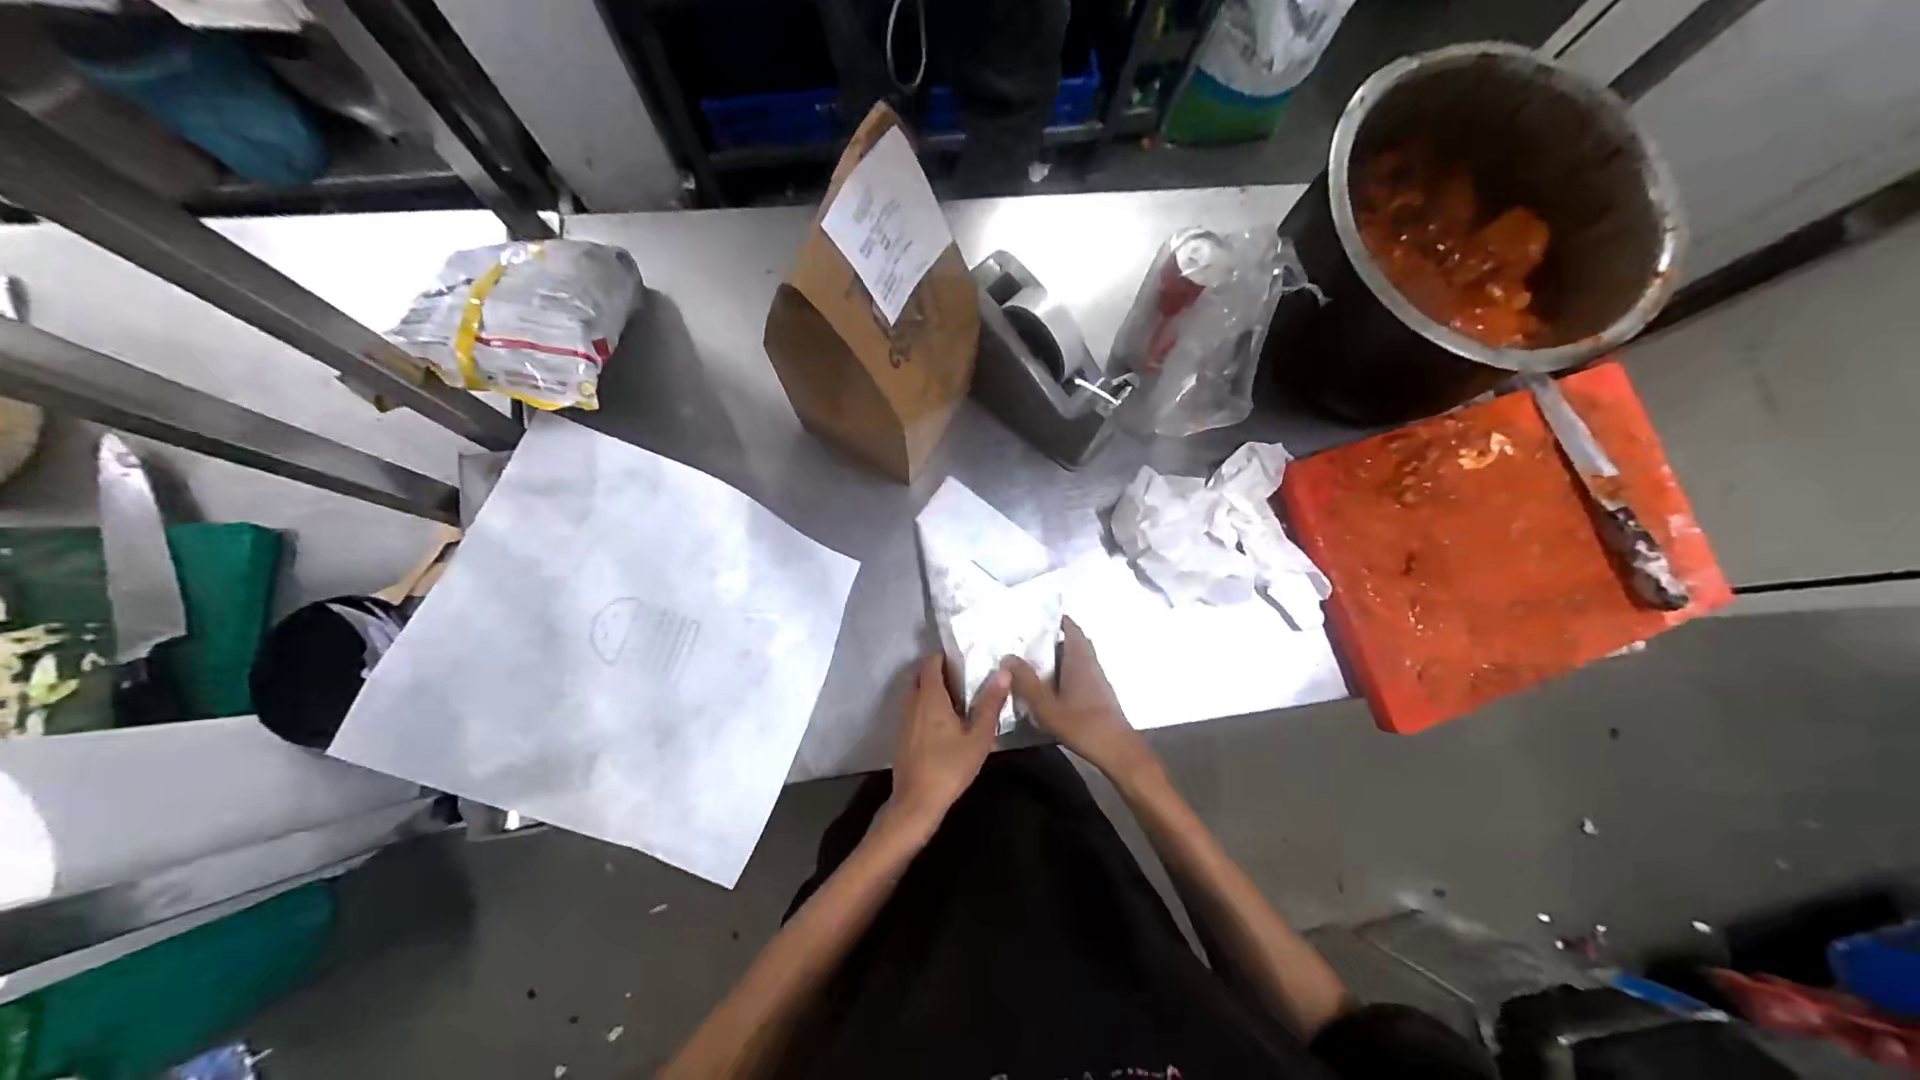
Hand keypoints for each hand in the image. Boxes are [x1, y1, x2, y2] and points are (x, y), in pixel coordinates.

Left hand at [889, 653, 1009, 828]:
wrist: (917, 802)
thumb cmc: (950, 767)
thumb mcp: (978, 737)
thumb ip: (990, 704)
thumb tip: (1004, 673)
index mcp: (930, 696)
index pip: (930, 662)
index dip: (944, 657)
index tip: (963, 660)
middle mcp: (912, 702)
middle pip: (921, 675)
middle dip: (938, 672)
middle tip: (963, 680)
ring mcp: (904, 719)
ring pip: (915, 693)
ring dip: (932, 690)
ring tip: (958, 700)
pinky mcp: (902, 735)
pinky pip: (913, 709)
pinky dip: (926, 706)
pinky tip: (944, 723)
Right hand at [1007, 617, 1151, 780]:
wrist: (1117, 750)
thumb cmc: (1081, 724)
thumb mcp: (1046, 705)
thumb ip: (1026, 681)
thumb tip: (1007, 657)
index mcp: (1079, 660)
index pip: (1072, 629)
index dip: (1059, 620)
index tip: (1039, 616)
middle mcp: (1091, 665)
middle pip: (1076, 643)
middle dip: (1057, 637)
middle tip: (1032, 639)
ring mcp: (1098, 681)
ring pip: (1079, 659)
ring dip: (1062, 656)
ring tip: (1037, 662)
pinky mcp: (1100, 696)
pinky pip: (1081, 674)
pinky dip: (1067, 672)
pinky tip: (1053, 686)